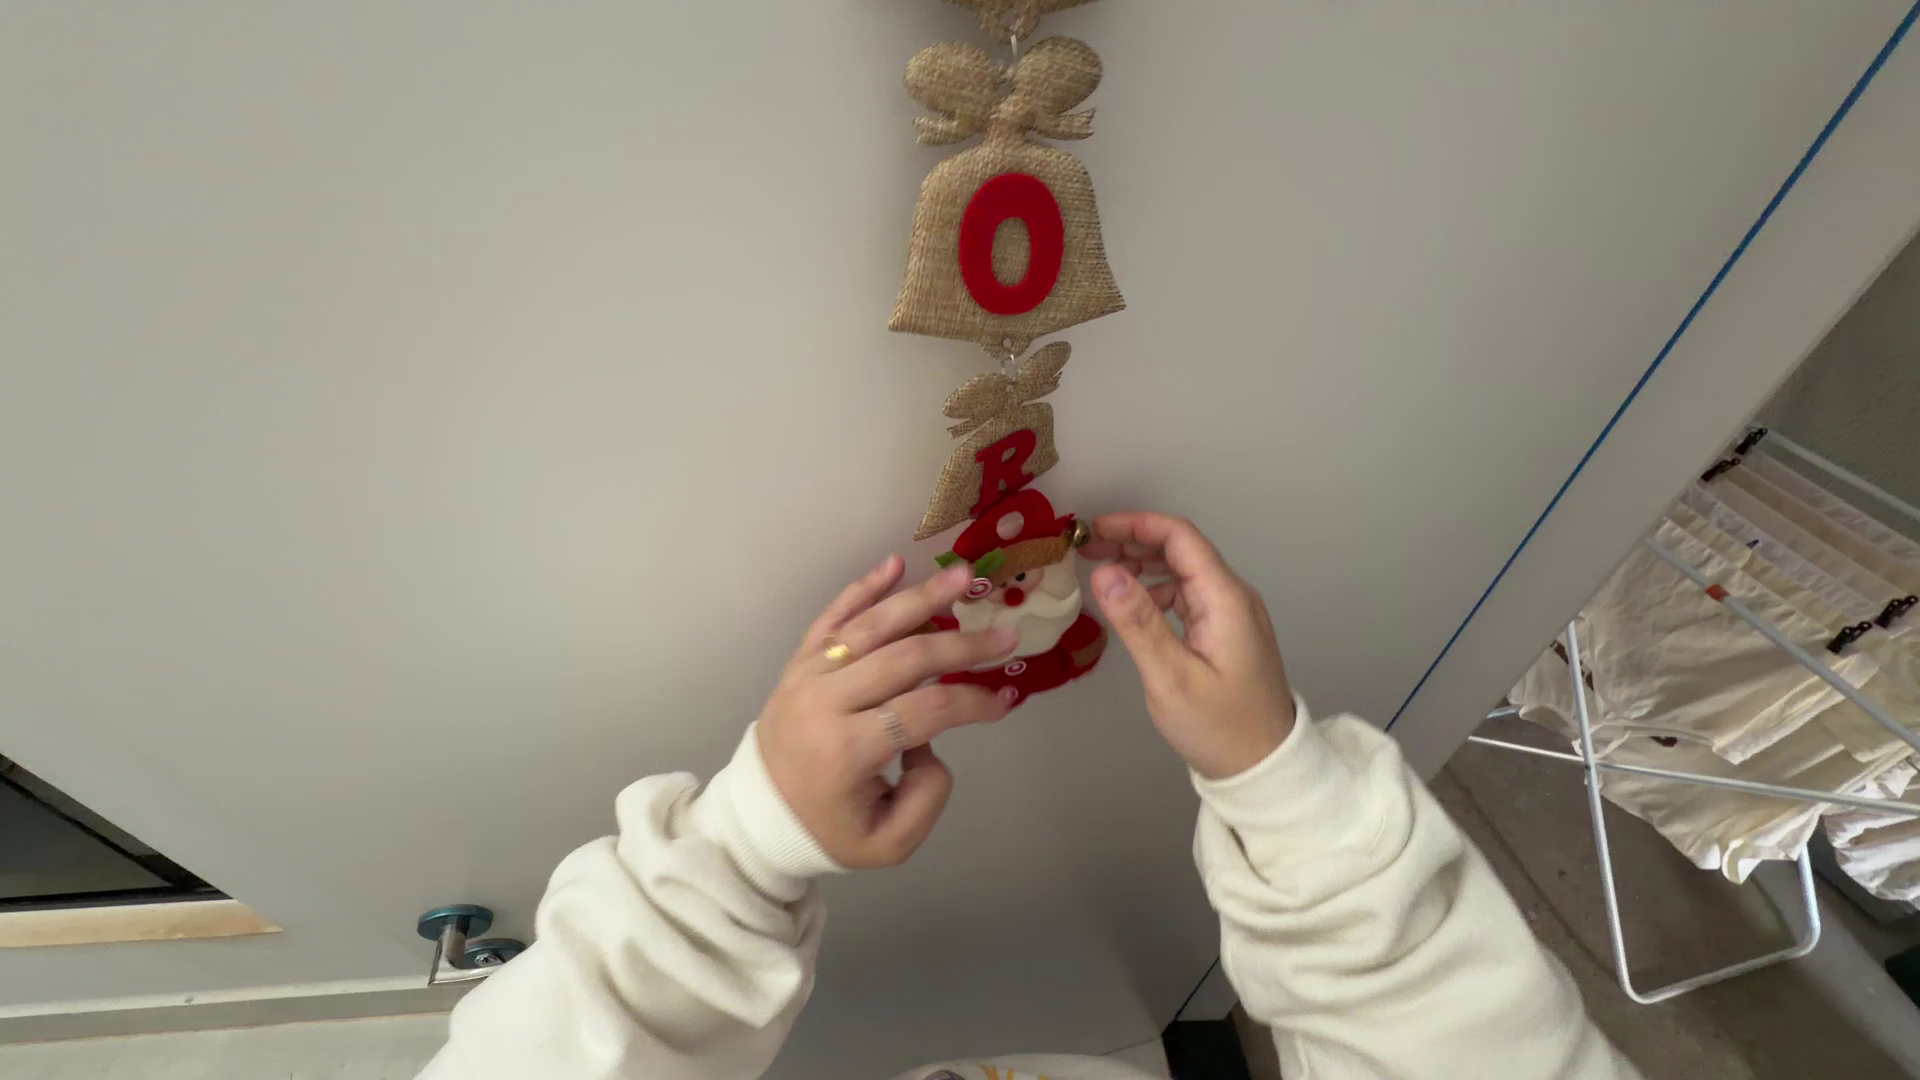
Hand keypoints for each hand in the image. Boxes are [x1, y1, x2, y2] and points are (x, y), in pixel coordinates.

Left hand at [757, 557, 1017, 867]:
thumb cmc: (827, 827)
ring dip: (922, 597)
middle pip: (906, 658)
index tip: (1004, 701)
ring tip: (963, 576)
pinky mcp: (800, 660)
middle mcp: (826, 702)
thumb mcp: (887, 843)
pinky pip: (833, 616)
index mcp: (847, 750)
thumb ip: (927, 796)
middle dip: (963, 645)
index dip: (971, 703)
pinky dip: (864, 587)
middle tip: (1005, 634)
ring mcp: (809, 674)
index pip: (926, 712)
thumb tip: (931, 741)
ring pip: (872, 625)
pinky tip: (895, 563)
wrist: (758, 812)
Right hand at [1083, 513, 1296, 779]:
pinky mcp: (1225, 630)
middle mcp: (1233, 597)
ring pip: (1183, 569)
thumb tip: (1104, 571)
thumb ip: (1137, 621)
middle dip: (1132, 540)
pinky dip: (1155, 586)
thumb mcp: (1170, 677)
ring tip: (1100, 567)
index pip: (1180, 537)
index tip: (1093, 530)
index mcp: (1225, 600)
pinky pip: (1187, 592)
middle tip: (1086, 548)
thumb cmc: (1219, 728)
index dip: (1134, 524)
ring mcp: (1231, 613)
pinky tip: (1131, 600)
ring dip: (1141, 561)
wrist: (1266, 769)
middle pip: (1181, 548)